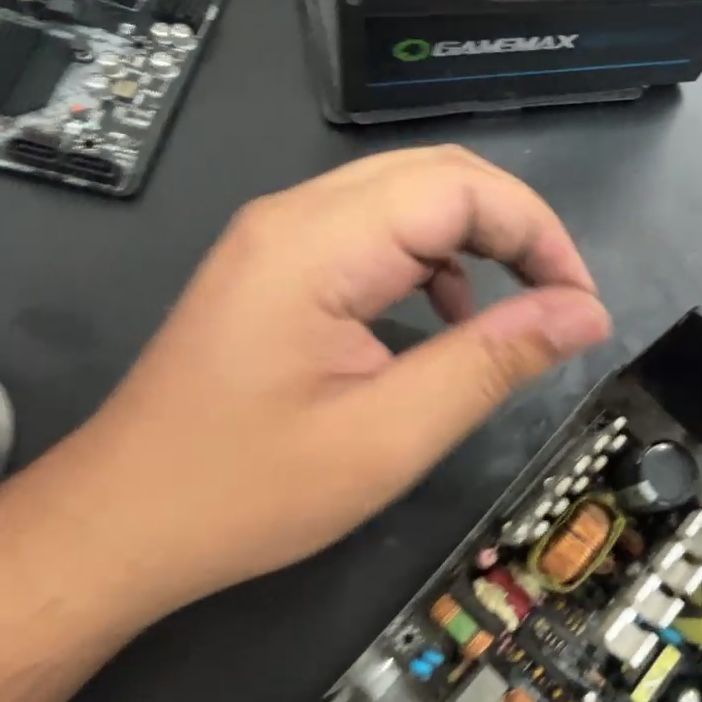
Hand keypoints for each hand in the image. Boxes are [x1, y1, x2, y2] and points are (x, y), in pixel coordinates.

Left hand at [23, 146, 612, 618]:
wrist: (117, 526)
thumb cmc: (248, 492)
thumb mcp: (391, 435)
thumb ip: (494, 361)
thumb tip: (584, 315)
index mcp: (320, 244)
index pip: (462, 188)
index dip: (539, 233)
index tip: (580, 304)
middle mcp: (297, 214)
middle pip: (439, 175)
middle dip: (516, 227)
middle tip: (560, 300)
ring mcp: (281, 234)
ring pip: (410, 195)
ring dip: (477, 238)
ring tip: (513, 309)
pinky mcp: (278, 262)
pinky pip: (378, 229)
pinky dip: (434, 259)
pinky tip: (446, 317)